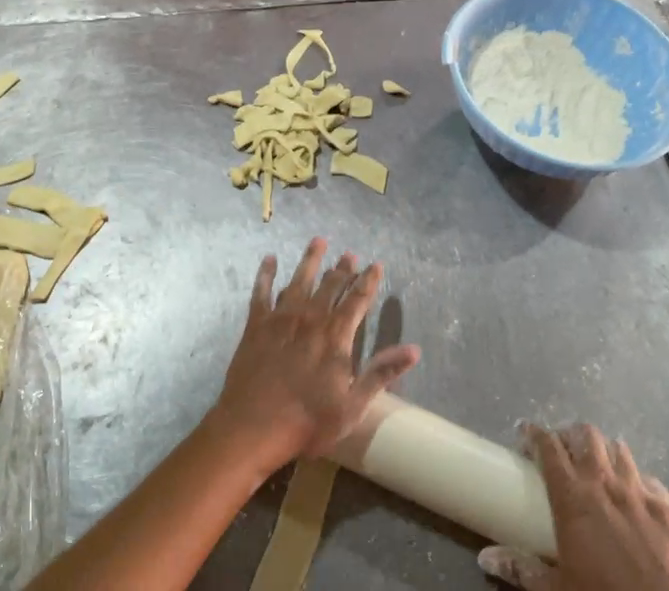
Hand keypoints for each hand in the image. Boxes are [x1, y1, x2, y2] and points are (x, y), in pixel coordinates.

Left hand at [210, 237, 420, 471]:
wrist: (253, 427)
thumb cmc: (307, 422)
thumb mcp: (353, 406)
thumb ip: (381, 374)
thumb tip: (414, 350)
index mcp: (335, 336)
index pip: (357, 300)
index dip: (369, 282)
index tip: (376, 265)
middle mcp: (309, 319)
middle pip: (330, 285)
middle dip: (343, 268)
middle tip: (350, 253)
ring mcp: (280, 319)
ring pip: (298, 280)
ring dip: (310, 260)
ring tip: (318, 241)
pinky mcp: (255, 326)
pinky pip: (261, 292)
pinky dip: (266, 274)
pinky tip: (269, 259)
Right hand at [478, 423, 668, 590]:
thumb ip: (521, 570)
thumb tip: (486, 559)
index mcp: (573, 498)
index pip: (549, 447)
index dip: (534, 434)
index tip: (524, 435)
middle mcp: (605, 484)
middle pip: (585, 435)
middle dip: (569, 435)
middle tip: (559, 452)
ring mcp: (641, 492)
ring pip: (618, 449)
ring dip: (602, 451)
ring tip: (595, 468)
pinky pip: (648, 478)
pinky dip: (635, 479)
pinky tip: (633, 497)